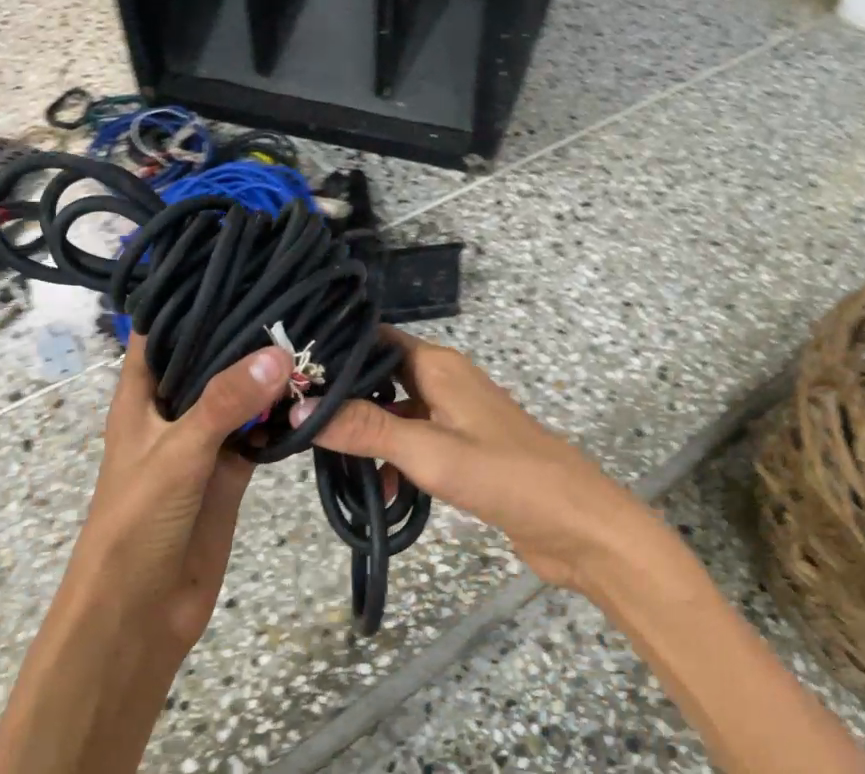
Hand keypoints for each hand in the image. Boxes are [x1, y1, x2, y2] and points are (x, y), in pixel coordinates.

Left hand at [0, 339, 290, 773]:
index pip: (159, 332)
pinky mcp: (228, 474)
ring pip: (237, 396)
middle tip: (293, 296)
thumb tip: (278, 352)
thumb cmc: (136, 522)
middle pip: (206, 360)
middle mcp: (171, 411)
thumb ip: (224, 403)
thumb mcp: (176, 453)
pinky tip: (313, 393)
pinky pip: (257, 434)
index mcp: (139, 396)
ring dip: (267, 376)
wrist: (139, 612)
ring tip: (313, 334)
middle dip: (242, 334)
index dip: (187, 299)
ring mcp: (202, 443)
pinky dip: (280, 417)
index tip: (236, 267)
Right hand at [296, 328, 646, 589]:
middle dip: (341, 397)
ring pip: (393, 413)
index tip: (288, 369)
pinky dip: (391, 460)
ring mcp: (454, 416)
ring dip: (365, 434)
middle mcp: (443, 381)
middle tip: (293, 419)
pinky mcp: (462, 449)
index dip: (333, 350)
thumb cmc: (504, 475)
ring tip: (323, 459)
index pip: (373, 338)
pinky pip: (413, 442)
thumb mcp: (428, 452)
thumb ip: (365, 429)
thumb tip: (298, 408)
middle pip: (379, 376)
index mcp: (437, 366)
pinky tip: (375, 490)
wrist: (576, 525)